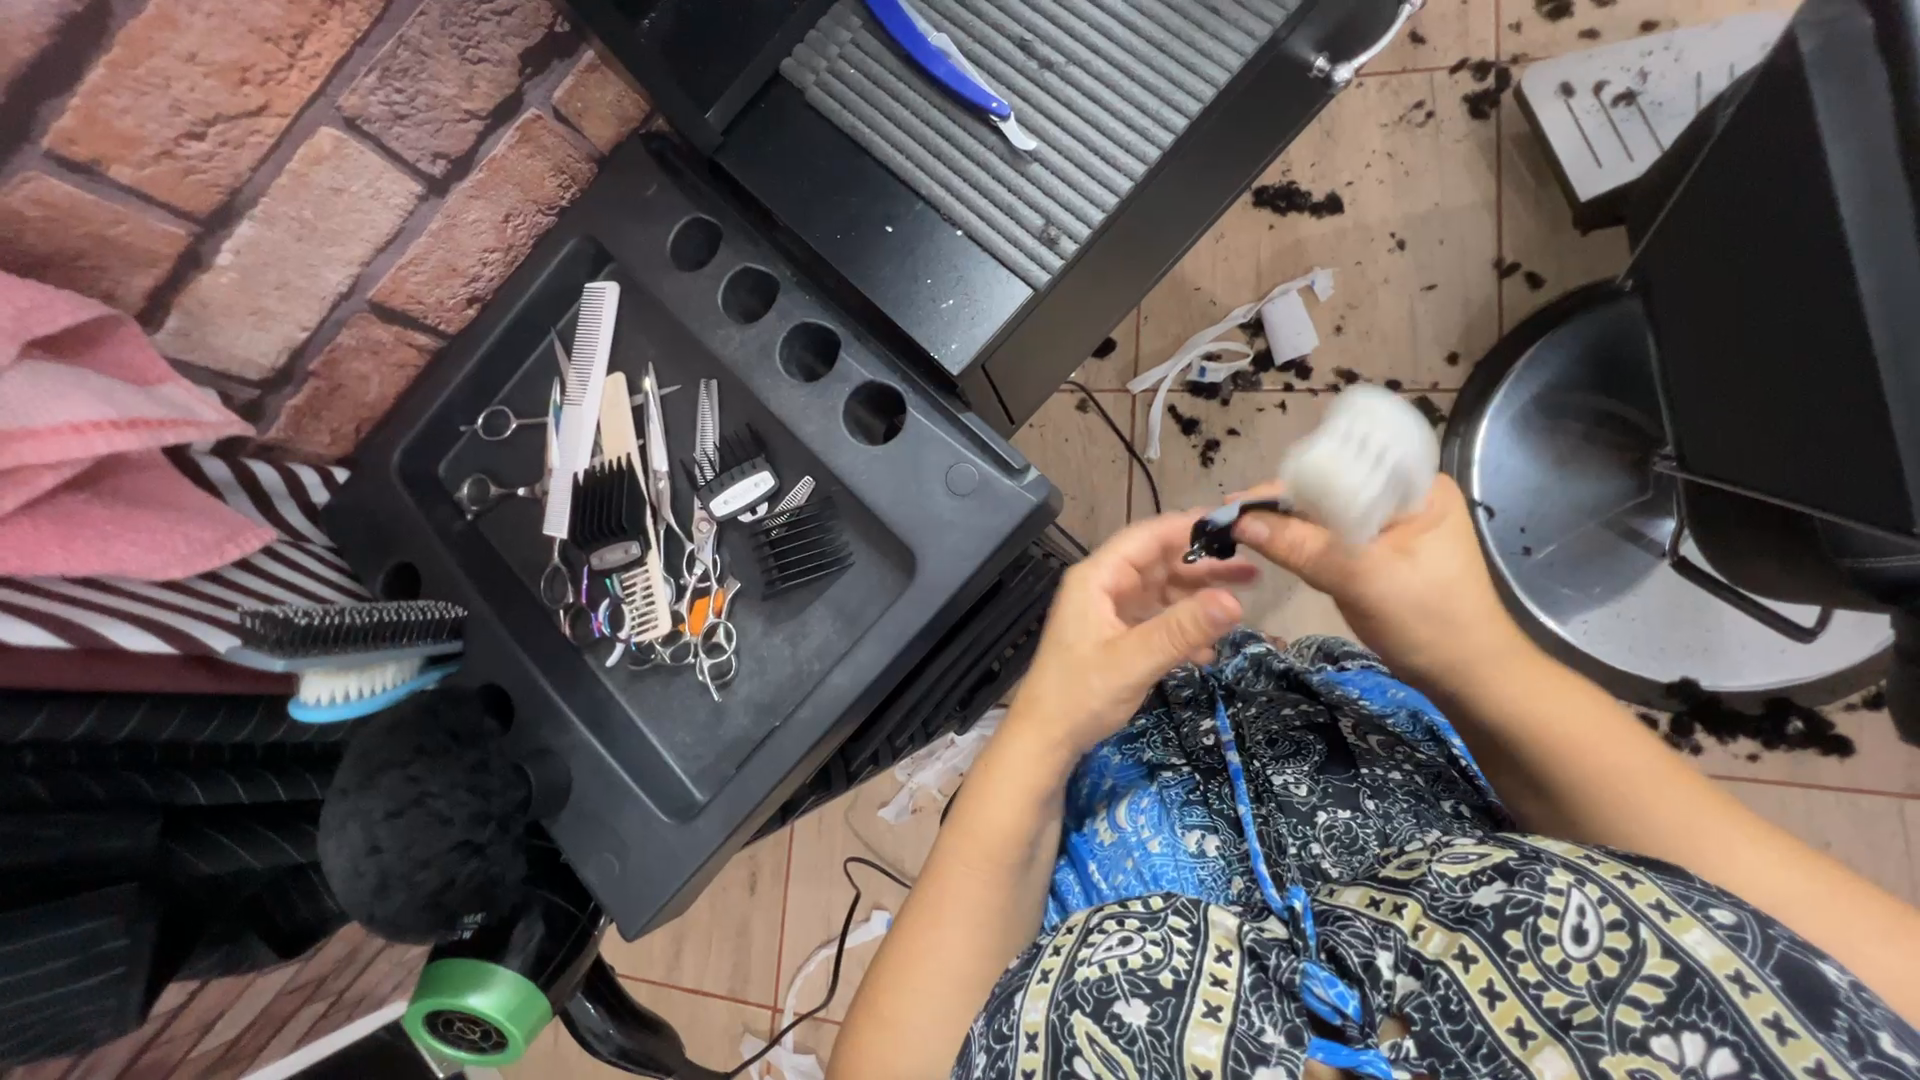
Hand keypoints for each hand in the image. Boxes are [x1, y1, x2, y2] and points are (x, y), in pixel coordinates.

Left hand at [1008, 511, 1255, 761]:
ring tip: (1241, 605)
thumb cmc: (1080, 694)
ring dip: (1197, 599)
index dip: (1188, 527)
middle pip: (1159, 563)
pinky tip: (1210, 650)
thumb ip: (1182, 629)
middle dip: (1203, 566)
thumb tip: (1234, 601)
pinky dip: (1183, 629)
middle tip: (1251, 570)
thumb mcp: (1135, 659)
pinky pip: (1156, 620)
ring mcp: (1110, 612)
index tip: (1232, 525)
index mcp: (1097, 578)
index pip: (1147, 537)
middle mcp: (1104, 587)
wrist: (1046, 737)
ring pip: (1161, 592)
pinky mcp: (1117, 636)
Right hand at [1230, 474, 1533, 691]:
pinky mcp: (1379, 552)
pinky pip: (1332, 535)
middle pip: (1332, 486)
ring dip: (1289, 521)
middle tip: (1233, 513)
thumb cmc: (1429, 622)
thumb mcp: (1361, 579)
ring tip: (1241, 526)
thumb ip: (1301, 546)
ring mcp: (1392, 526)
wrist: (1468, 678)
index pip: (1346, 464)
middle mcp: (1404, 498)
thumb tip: (1239, 522)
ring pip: (1328, 513)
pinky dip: (1302, 540)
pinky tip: (1272, 542)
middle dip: (1284, 499)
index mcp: (1418, 488)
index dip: (1293, 477)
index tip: (1244, 498)